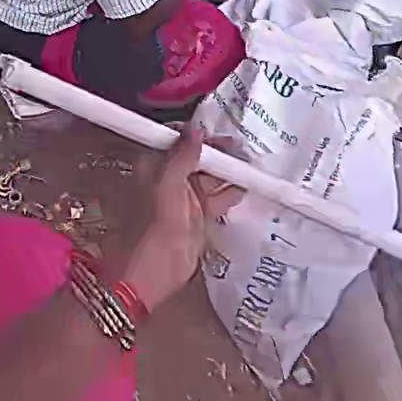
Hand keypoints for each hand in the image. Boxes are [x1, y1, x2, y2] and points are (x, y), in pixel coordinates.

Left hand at [118, 126, 244, 310]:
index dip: (198, 135)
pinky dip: (232, 191)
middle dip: (218, 152)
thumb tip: (196, 129)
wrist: (151, 271)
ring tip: (250, 164)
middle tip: (242, 149)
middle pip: (197, 157)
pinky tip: (247, 185)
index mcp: (153, 164)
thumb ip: (182, 156)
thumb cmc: (153, 223)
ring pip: (210, 176)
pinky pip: (218, 197)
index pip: (177, 140)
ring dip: (228, 170)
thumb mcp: (167, 183)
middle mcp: (168, 176)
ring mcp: (184, 196)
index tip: (219, 133)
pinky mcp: (198, 215)